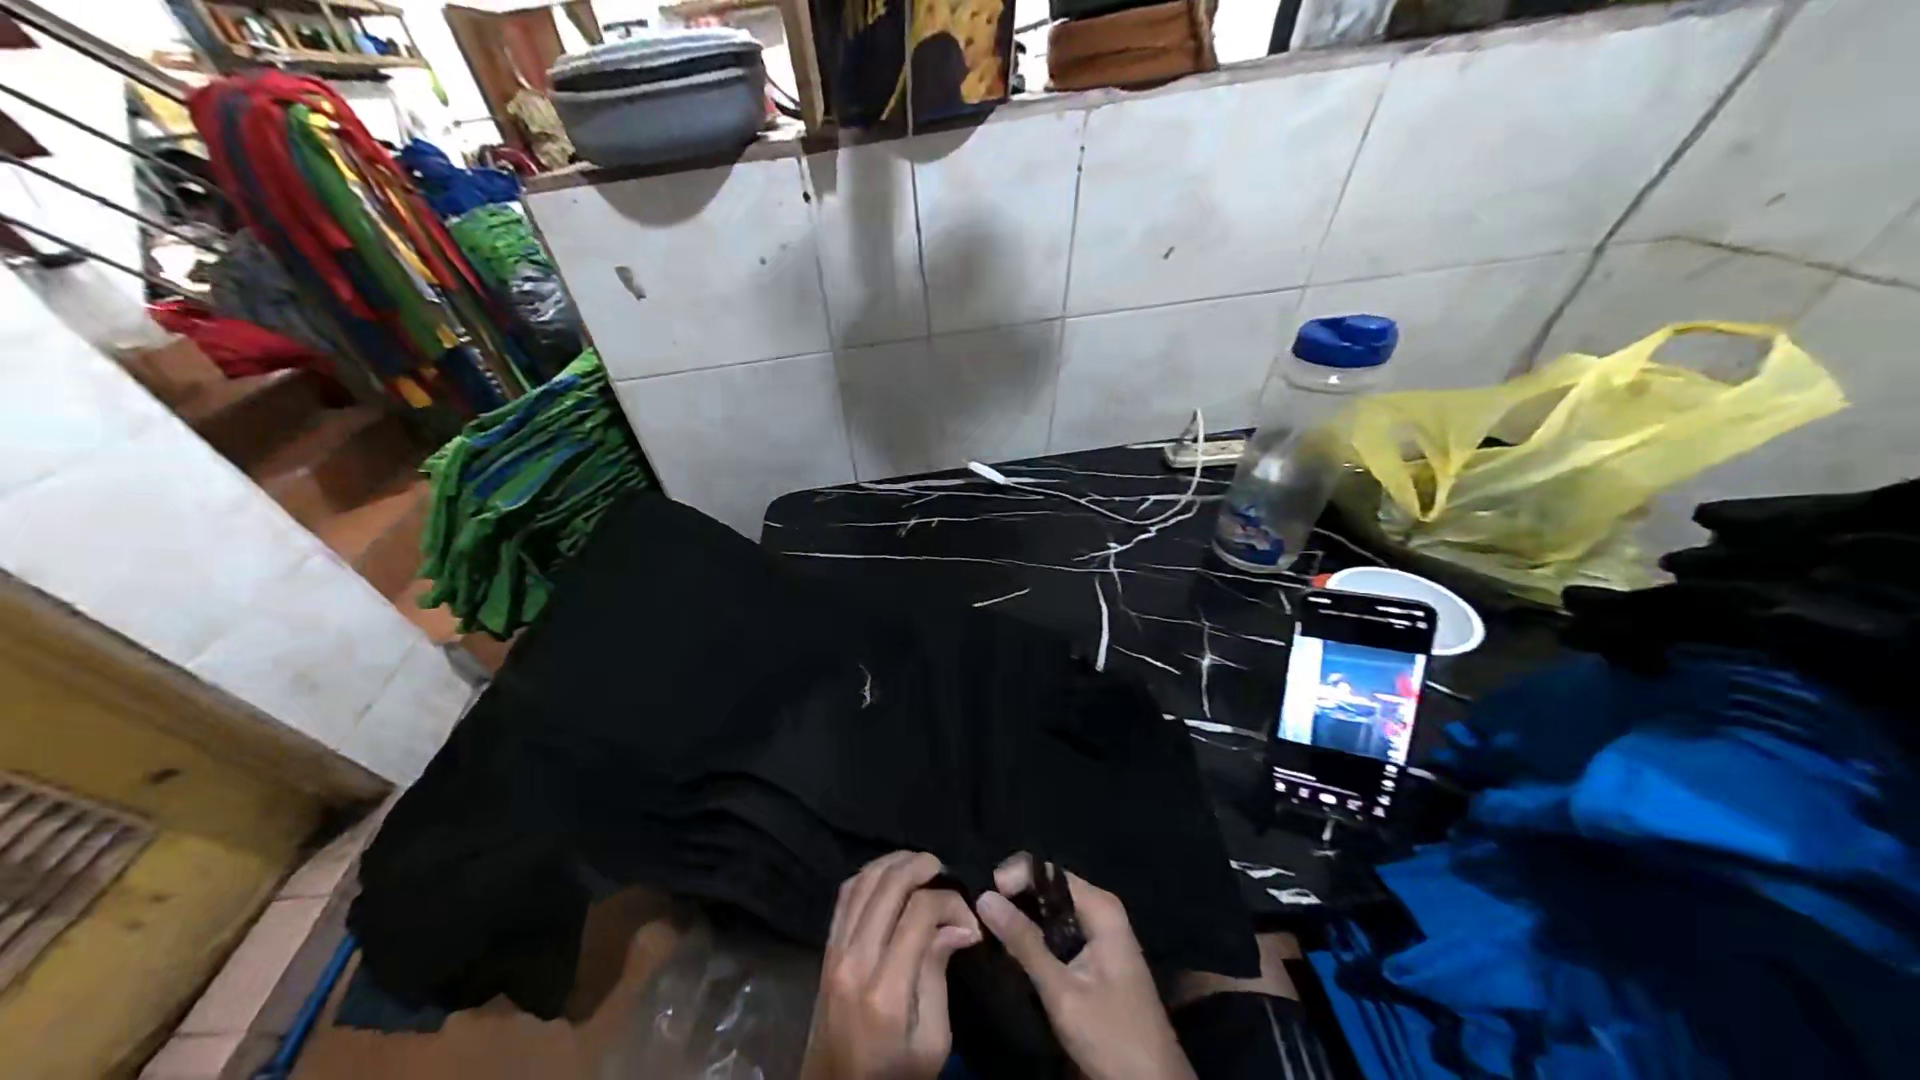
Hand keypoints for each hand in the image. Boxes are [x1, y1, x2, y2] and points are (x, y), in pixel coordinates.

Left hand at [801, 851, 981, 1079]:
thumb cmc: (894, 1076)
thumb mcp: (932, 1042)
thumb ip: (938, 973)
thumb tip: (960, 924)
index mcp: (885, 991)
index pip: (919, 912)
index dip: (951, 903)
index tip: (969, 919)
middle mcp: (854, 961)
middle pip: (887, 886)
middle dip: (921, 866)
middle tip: (945, 870)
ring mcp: (833, 953)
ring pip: (862, 882)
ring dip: (893, 862)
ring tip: (921, 864)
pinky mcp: (825, 951)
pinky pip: (844, 896)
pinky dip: (869, 875)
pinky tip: (890, 875)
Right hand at [975, 856, 1197, 1079]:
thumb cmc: (1112, 1036)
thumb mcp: (1062, 991)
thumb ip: (1024, 943)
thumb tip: (984, 897)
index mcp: (1101, 908)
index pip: (1048, 871)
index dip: (1014, 876)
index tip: (984, 899)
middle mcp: (1101, 911)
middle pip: (1048, 888)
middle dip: (1014, 897)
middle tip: (979, 917)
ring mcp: (1099, 934)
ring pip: (1050, 911)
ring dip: (1020, 919)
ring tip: (987, 931)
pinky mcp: (1093, 956)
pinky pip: (1057, 932)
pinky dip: (1033, 937)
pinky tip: (1011, 951)